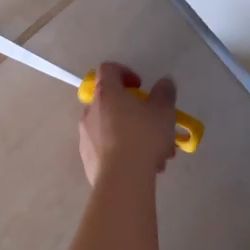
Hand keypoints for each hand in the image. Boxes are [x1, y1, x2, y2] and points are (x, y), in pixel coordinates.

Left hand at [77, 62, 178, 185]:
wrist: (122, 179)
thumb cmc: (143, 137)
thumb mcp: (163, 112)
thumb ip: (164, 93)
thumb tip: (164, 82)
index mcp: (106, 93)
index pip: (108, 69)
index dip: (124, 72)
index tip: (140, 86)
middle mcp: (90, 111)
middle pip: (110, 102)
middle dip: (133, 111)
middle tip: (153, 124)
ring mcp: (85, 135)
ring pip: (110, 128)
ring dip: (130, 134)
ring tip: (155, 153)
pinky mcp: (87, 159)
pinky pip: (105, 148)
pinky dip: (121, 151)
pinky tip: (142, 166)